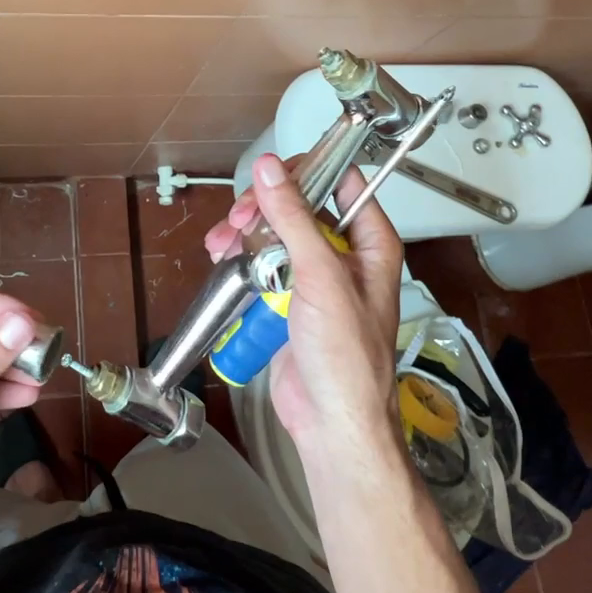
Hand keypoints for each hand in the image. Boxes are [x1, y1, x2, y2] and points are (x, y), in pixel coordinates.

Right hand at [204, 153, 402, 450]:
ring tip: (222, 243)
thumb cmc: (345, 356)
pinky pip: (262, 261)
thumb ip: (294, 218)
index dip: (307, 170)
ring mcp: (313, 275)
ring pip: (275, 230)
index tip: (269, 174)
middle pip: (300, 203)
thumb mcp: (320, 277)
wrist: (331, 422)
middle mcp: (344, 253)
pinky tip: (222, 259)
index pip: (342, 180)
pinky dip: (240, 256)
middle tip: (239, 218)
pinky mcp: (288, 296)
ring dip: (245, 230)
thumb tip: (270, 170)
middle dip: (263, 205)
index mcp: (369, 242)